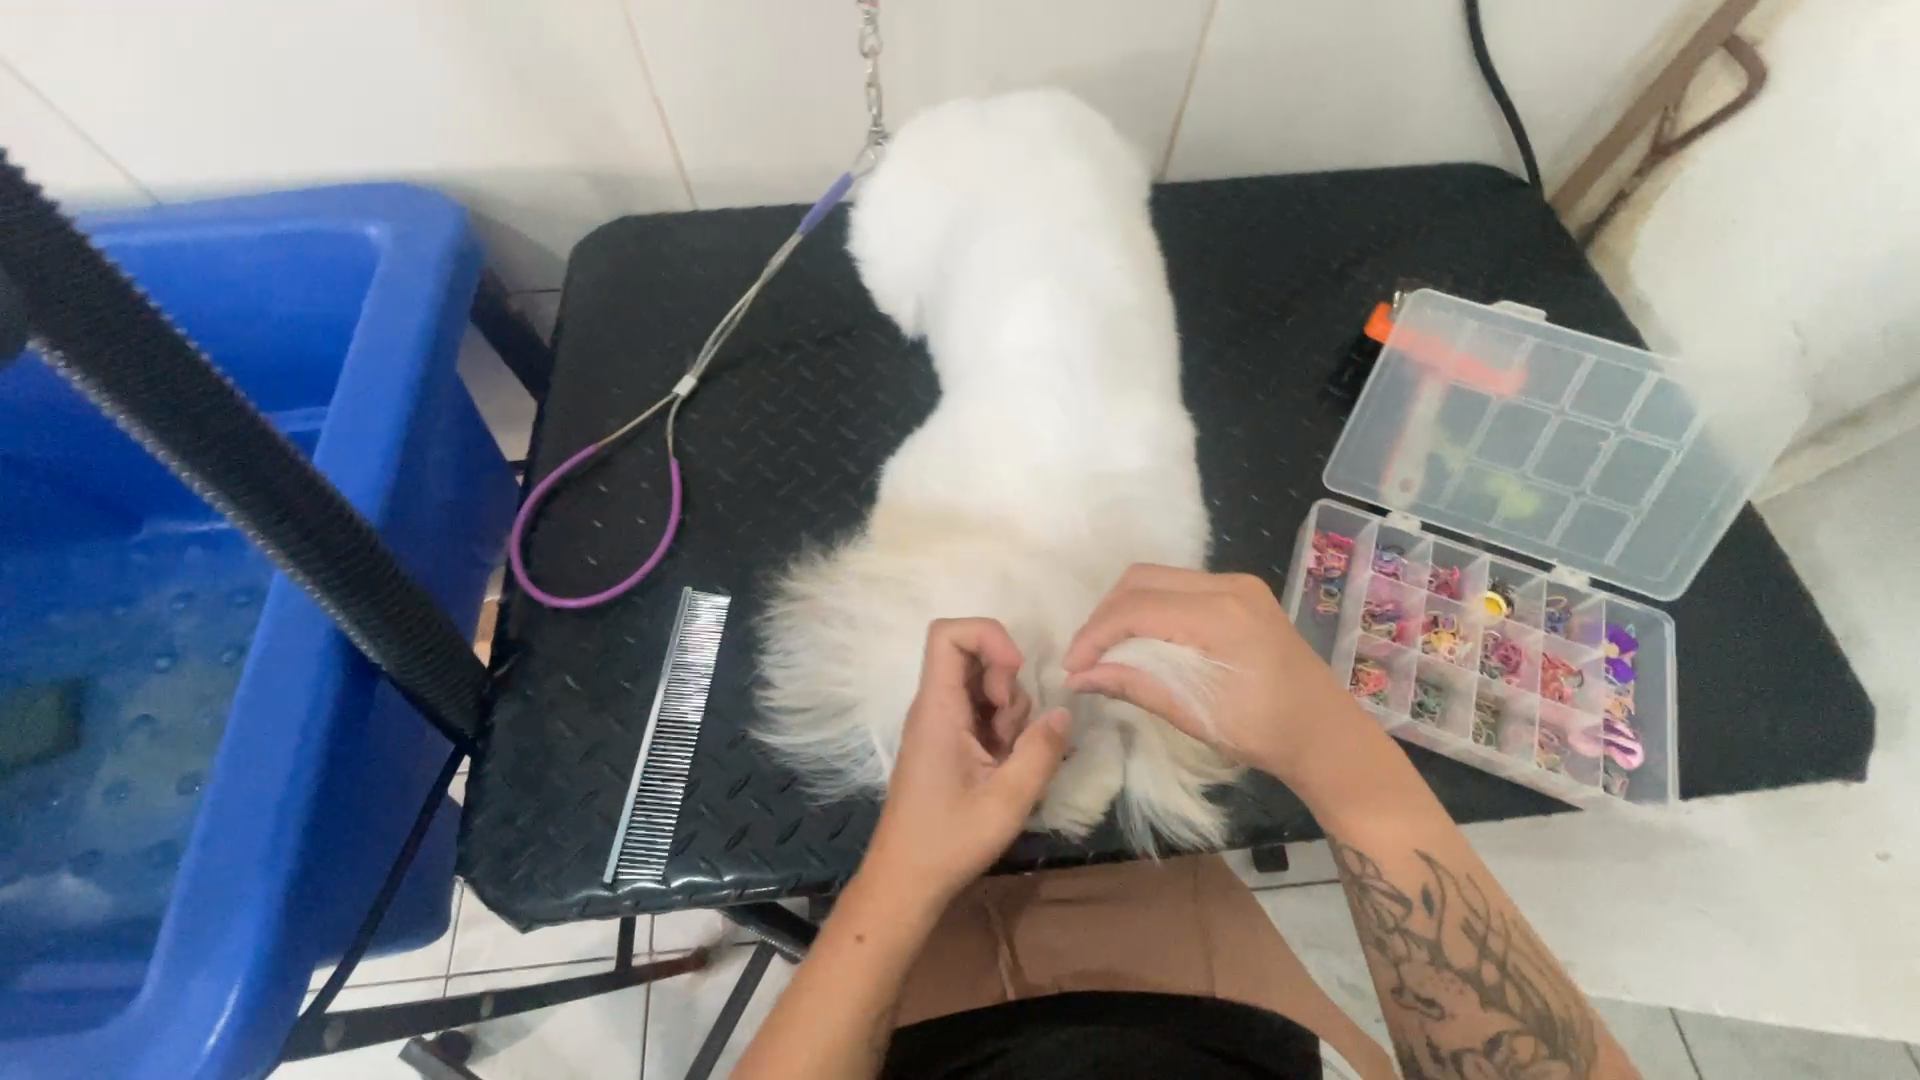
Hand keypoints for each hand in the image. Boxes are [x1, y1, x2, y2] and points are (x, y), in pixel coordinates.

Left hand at [861, 618, 1072, 910]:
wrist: (905, 880)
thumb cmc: (949, 841)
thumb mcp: (1008, 800)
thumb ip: (1041, 751)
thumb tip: (1064, 712)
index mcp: (937, 709)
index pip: (948, 634)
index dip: (987, 636)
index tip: (1014, 672)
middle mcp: (934, 707)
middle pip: (971, 656)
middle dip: (1005, 682)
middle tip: (1010, 730)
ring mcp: (939, 724)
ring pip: (980, 685)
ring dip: (1007, 711)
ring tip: (1006, 758)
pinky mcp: (947, 742)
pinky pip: (979, 713)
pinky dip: (1000, 729)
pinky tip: (1003, 766)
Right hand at [1061, 564, 1369, 784]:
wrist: (1327, 736)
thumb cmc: (1266, 733)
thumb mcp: (1194, 714)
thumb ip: (1134, 684)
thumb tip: (1078, 678)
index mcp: (1220, 614)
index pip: (1135, 608)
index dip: (1094, 635)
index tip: (1071, 668)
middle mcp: (1228, 586)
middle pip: (1141, 580)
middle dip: (1104, 616)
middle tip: (1085, 658)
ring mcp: (1237, 586)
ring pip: (1157, 579)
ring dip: (1123, 609)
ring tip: (1106, 650)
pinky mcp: (1240, 595)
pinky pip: (1178, 588)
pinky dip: (1149, 609)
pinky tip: (1139, 640)